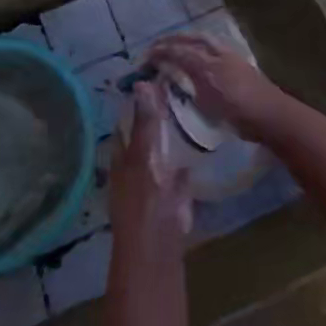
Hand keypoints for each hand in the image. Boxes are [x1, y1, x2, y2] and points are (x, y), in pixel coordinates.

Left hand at [110, 79, 190, 246]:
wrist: (158, 248)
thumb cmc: (144, 202)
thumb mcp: (144, 157)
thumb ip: (145, 123)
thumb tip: (141, 84)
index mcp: (122, 156)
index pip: (128, 120)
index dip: (140, 100)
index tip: (157, 77)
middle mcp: (136, 166)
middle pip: (146, 134)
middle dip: (159, 114)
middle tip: (181, 87)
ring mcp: (155, 181)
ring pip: (164, 149)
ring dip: (174, 133)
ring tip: (194, 107)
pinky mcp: (174, 194)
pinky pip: (180, 167)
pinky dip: (188, 154)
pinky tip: (203, 141)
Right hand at [145, 33, 296, 144]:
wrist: (271, 115)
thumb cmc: (237, 112)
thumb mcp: (205, 101)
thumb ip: (187, 82)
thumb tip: (167, 73)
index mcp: (206, 63)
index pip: (177, 50)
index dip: (159, 53)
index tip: (144, 58)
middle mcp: (217, 53)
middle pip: (191, 38)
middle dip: (172, 40)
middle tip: (157, 46)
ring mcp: (231, 57)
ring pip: (204, 40)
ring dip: (187, 40)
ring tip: (175, 47)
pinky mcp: (240, 64)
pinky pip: (214, 47)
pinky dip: (200, 46)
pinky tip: (198, 56)